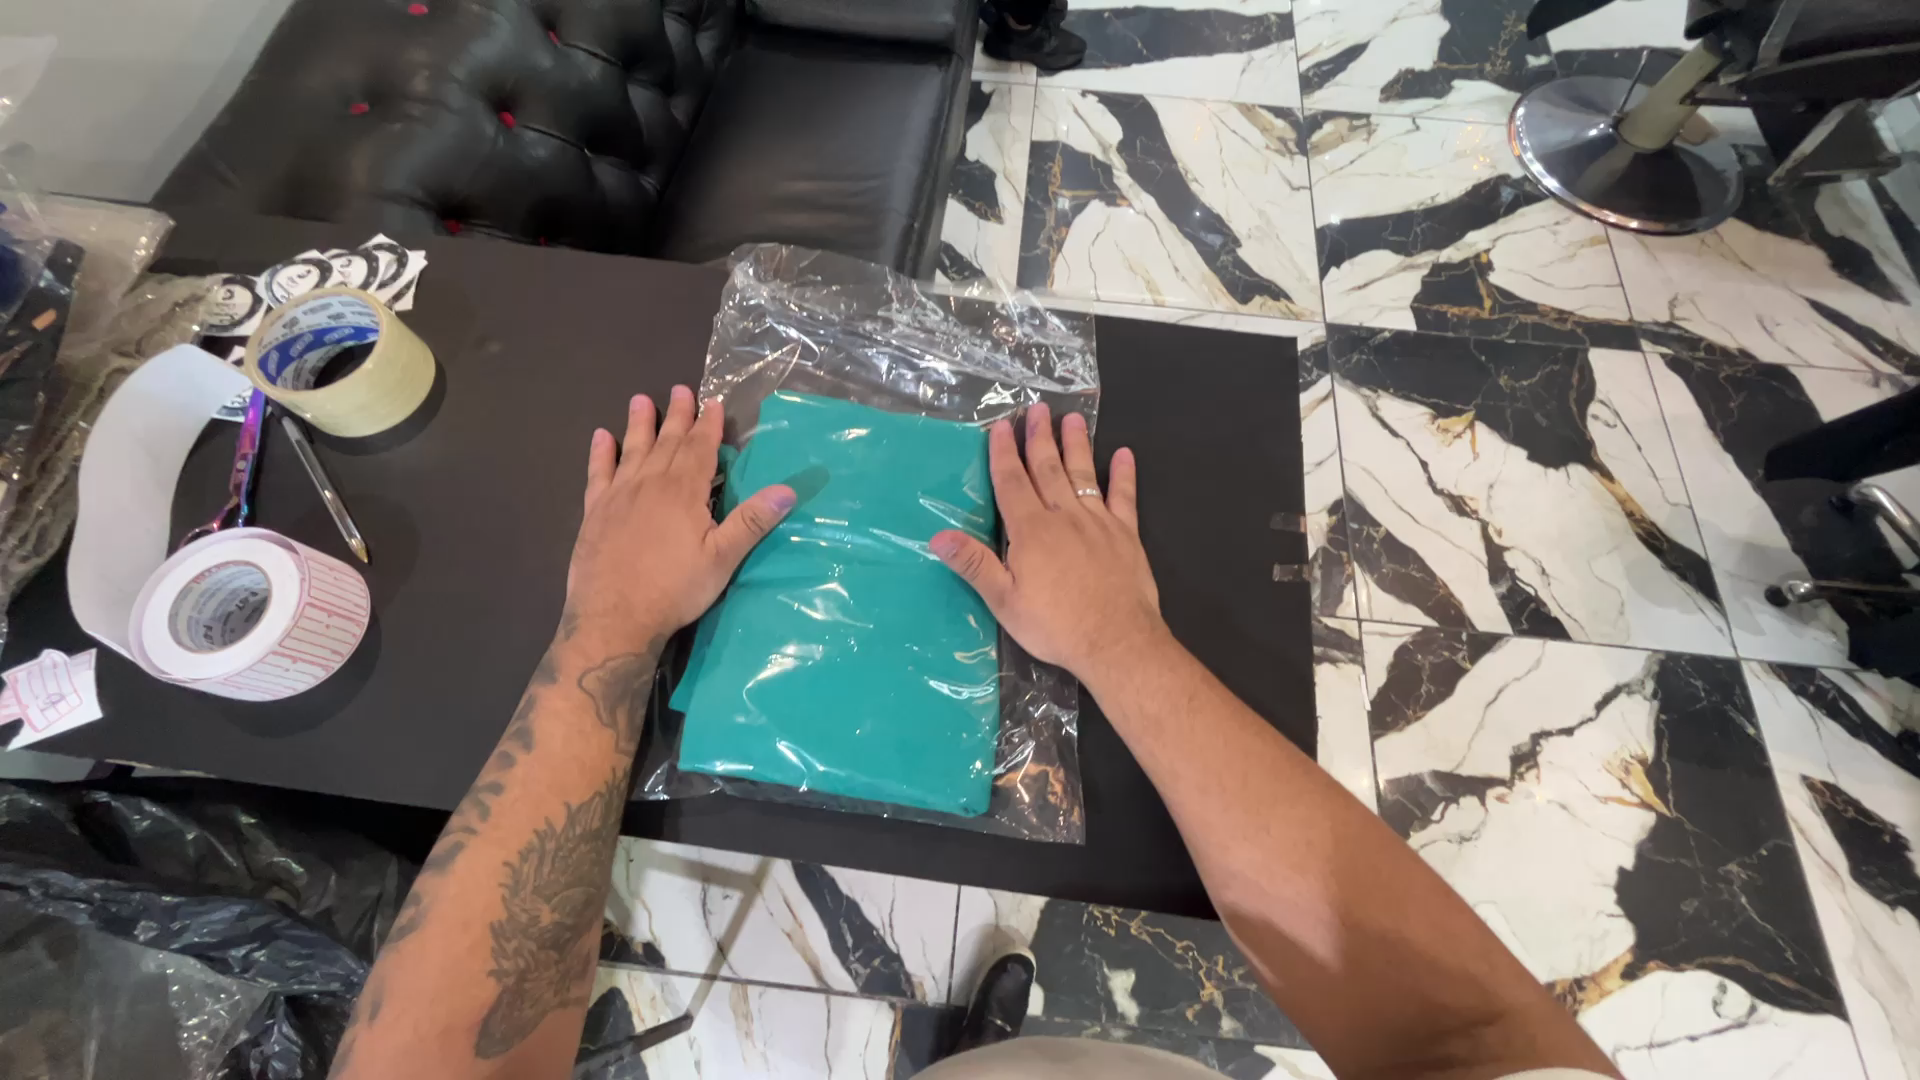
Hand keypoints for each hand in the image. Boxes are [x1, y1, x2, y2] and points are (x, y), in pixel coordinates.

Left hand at [565, 385, 795, 645]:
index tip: (714, 402)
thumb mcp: (724, 558)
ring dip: (639, 424)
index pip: (700, 449)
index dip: (709, 425)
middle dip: (678, 416)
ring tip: (641, 400)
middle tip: (681, 390)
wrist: (614, 618)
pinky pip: (599, 474)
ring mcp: (619, 497)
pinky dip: (601, 454)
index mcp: (684, 492)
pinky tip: (601, 438)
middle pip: (668, 443)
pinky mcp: (596, 513)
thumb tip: (788, 490)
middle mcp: (650, 484)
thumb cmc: (676, 589)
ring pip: (632, 450)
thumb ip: (752, 520)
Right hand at [931, 403, 1167, 684]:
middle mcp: (1064, 517)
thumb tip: (939, 536)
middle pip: (1048, 470)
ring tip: (1072, 420)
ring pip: (1084, 475)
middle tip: (1037, 409)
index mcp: (1031, 531)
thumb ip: (975, 565)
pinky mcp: (1126, 535)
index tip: (1001, 427)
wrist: (1117, 641)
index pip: (1012, 483)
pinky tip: (1125, 455)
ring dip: (1076, 445)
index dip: (1004, 454)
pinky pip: (1124, 497)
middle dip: (1039, 438)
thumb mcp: (1005, 601)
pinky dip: (1124, 475)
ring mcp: (1098, 523)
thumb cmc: (1055, 625)